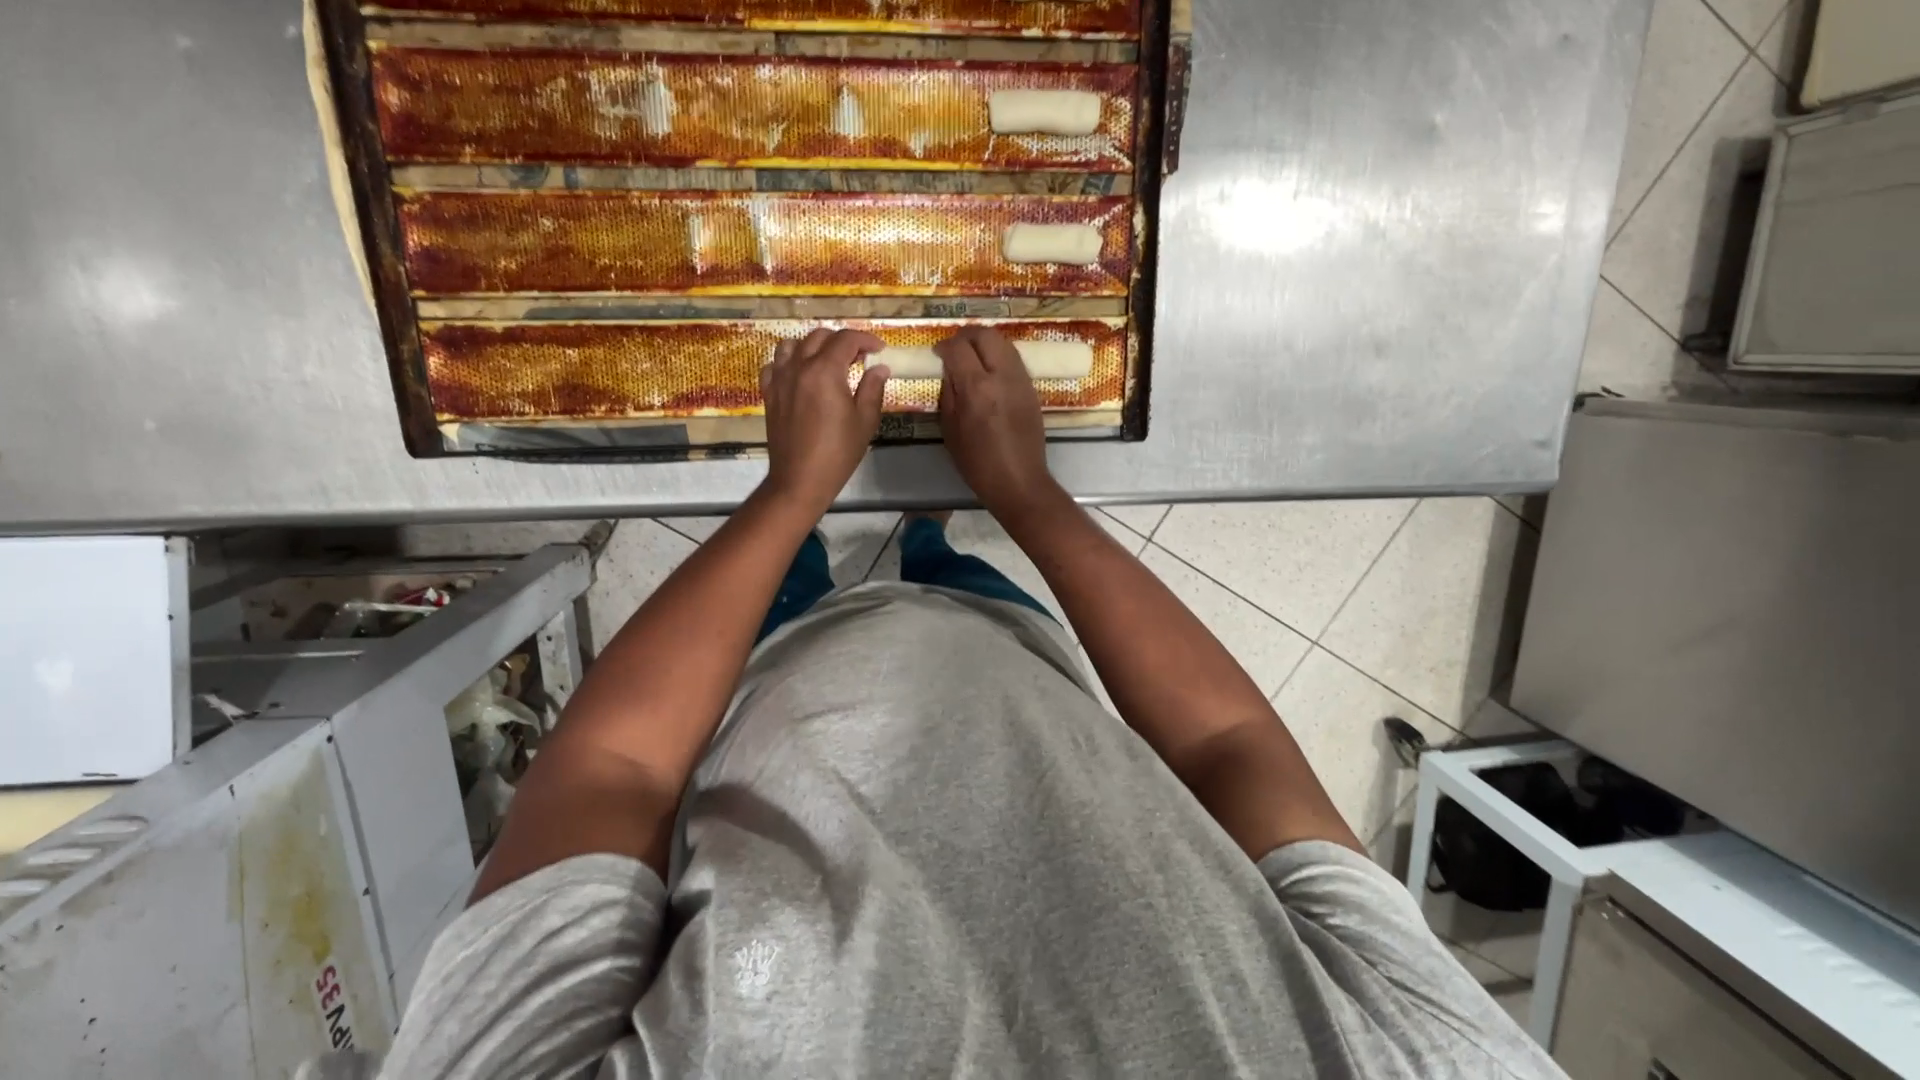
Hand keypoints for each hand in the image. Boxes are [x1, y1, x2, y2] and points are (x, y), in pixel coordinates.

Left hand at [761, 328, 889, 514]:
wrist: (800, 479)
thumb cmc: (838, 452)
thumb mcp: (865, 421)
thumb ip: (872, 388)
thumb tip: (879, 368)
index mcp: (825, 371)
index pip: (846, 339)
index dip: (866, 340)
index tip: (878, 350)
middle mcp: (799, 367)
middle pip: (820, 336)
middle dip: (842, 341)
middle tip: (858, 358)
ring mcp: (780, 379)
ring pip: (793, 344)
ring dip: (813, 346)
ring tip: (827, 361)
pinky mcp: (769, 393)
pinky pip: (774, 365)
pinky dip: (789, 362)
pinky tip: (800, 374)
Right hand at [935, 327, 1063, 521]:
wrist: (1019, 481)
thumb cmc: (978, 463)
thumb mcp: (950, 430)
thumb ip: (948, 394)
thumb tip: (949, 370)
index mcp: (977, 388)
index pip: (958, 348)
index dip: (944, 345)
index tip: (937, 352)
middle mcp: (1002, 376)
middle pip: (985, 334)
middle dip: (966, 335)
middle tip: (955, 347)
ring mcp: (1021, 380)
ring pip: (1003, 342)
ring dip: (985, 342)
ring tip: (972, 356)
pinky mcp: (1032, 388)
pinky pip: (1014, 359)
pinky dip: (998, 355)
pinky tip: (989, 370)